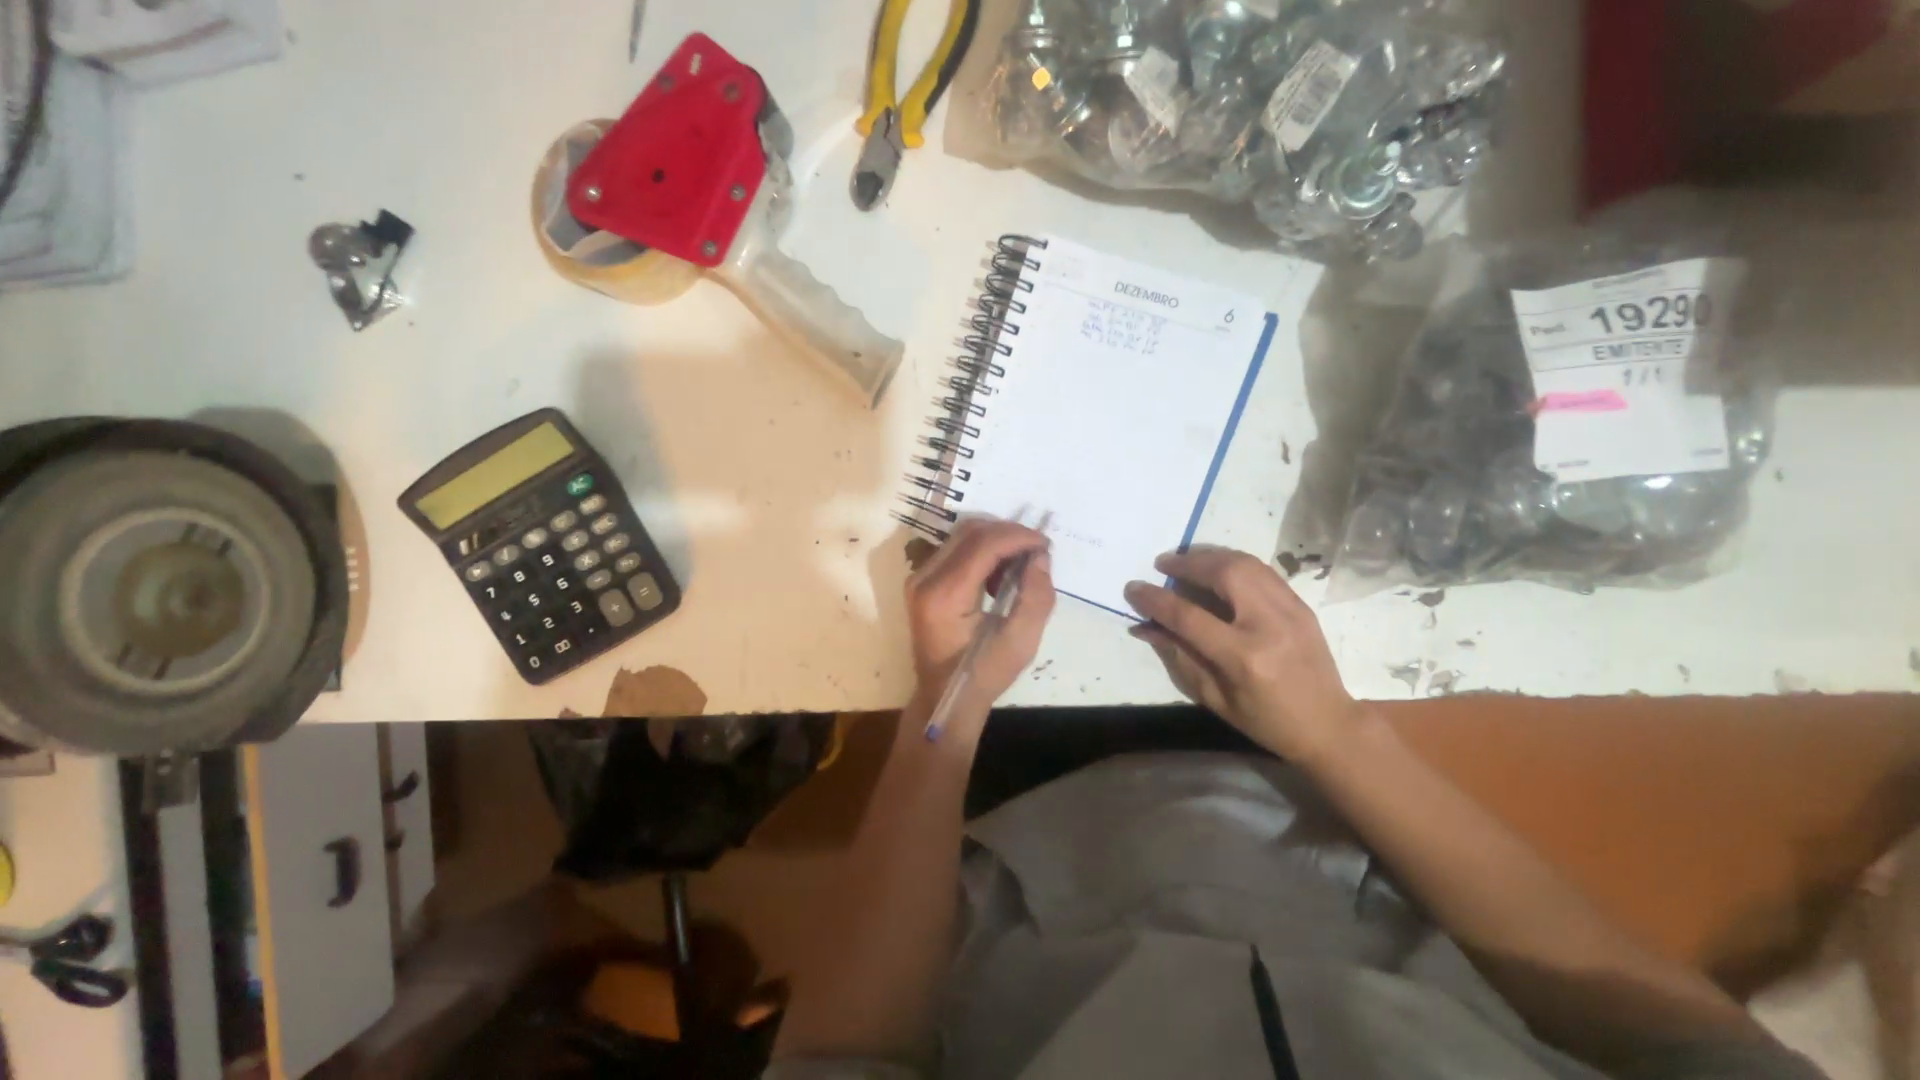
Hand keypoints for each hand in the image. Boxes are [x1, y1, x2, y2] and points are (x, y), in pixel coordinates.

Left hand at [905, 520, 1055, 722]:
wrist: (944, 697)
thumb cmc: (983, 675)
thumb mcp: (1021, 643)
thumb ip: (1035, 597)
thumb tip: (1039, 556)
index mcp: (944, 596)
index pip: (983, 544)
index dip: (1018, 537)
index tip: (1046, 545)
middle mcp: (924, 579)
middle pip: (970, 532)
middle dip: (1009, 534)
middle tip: (1037, 551)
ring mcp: (919, 578)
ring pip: (962, 536)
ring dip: (996, 541)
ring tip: (1019, 568)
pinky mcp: (922, 581)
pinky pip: (955, 549)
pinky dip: (983, 551)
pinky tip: (998, 578)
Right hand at [1124, 548, 1358, 761]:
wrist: (1328, 723)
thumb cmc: (1266, 721)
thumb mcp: (1215, 697)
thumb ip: (1180, 656)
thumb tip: (1146, 626)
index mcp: (1243, 657)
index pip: (1189, 617)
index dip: (1156, 600)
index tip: (1133, 588)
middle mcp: (1268, 624)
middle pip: (1223, 573)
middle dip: (1188, 563)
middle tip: (1163, 564)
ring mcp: (1290, 610)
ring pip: (1245, 563)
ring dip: (1211, 556)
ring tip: (1186, 561)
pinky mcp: (1301, 604)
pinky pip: (1262, 570)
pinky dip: (1234, 563)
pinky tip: (1217, 568)